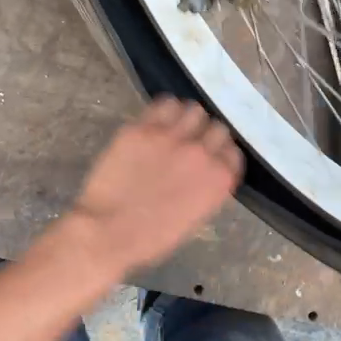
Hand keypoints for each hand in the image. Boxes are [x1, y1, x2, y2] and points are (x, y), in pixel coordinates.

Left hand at [63, 97, 242, 278]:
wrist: (107, 232)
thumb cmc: (151, 236)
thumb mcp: (194, 216)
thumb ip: (207, 187)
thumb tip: (207, 169)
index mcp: (217, 179)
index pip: (233, 151)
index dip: (221, 153)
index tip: (211, 157)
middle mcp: (201, 153)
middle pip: (217, 126)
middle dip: (207, 135)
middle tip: (192, 143)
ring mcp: (172, 137)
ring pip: (193, 109)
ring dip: (187, 119)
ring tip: (174, 128)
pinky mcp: (143, 128)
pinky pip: (164, 104)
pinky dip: (164, 111)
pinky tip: (157, 122)